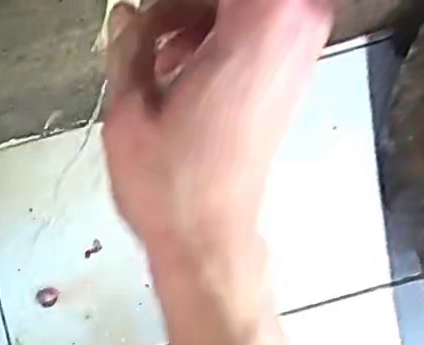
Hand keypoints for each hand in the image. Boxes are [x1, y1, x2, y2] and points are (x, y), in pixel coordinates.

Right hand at [103, 0, 331, 284]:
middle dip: (181, 8)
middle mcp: (294, 23)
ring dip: (196, 17)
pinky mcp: (290, 77)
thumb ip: (127, 48)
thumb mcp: (129, 115)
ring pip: (242, 8)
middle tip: (144, 34)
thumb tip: (125, 19)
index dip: (167, 4)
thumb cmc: (177, 193)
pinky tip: (178, 73)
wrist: (206, 241)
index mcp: (261, 17)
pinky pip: (256, 27)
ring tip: (155, 58)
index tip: (145, 16)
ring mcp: (298, 50)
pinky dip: (217, 36)